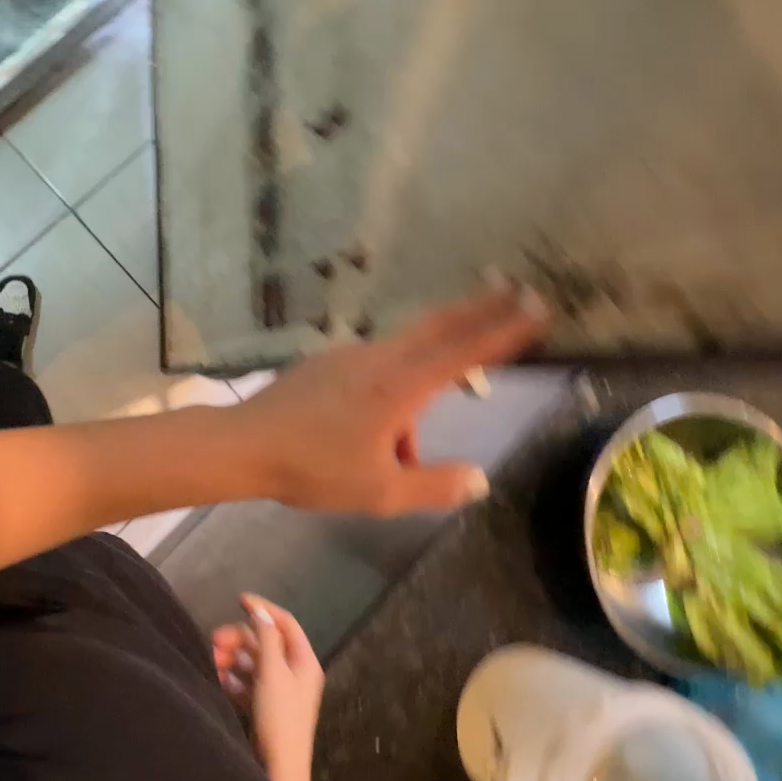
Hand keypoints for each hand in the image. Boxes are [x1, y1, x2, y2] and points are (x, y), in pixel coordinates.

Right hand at [213, 594, 324, 780]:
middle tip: (214, 640)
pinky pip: (248, 682)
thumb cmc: (280, 716)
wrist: (279, 768)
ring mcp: (280, 689)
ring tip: (213, 661)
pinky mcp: (265, 706)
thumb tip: (259, 609)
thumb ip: (266, 637)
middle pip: (265, 642)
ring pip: (253, 662)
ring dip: (233, 657)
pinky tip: (219, 678)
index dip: (263, 608)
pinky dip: (234, 677)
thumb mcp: (272, 671)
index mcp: (304, 660)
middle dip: (239, 638)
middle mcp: (294, 671)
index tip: (238, 600)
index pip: (285, 623)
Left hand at [231, 280, 547, 515]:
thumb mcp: (379, 490)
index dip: (504, 329)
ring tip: (397, 458)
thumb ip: (433, 484)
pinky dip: (385, 398)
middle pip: (437, 327)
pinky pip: (370, 374)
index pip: (463, 352)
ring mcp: (346, 356)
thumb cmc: (312, 468)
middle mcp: (377, 359)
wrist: (243, 445)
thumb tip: (479, 479)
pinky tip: (362, 441)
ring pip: (400, 364)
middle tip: (514, 289)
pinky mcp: (324, 364)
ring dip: (416, 396)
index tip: (538, 303)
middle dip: (479, 309)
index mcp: (398, 386)